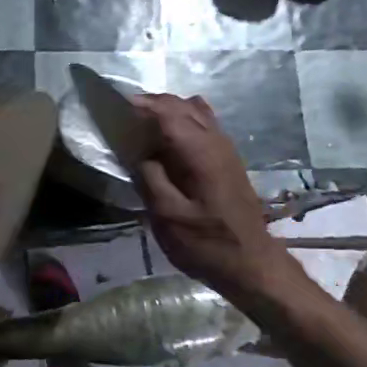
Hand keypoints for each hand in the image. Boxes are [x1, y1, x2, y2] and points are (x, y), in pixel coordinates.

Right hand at [127, 94, 293, 294]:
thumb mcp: (166, 216)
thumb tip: (139, 153)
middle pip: (183, 105)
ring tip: (143, 122)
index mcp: (200, 152)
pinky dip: (182, 121)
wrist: (251, 264)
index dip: (142, 105)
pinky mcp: (228, 161)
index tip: (115, 103)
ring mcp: (226, 150)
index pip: (168, 113)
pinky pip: (204, 125)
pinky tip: (166, 140)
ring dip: (169, 110)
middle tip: (124, 112)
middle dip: (154, 103)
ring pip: (197, 112)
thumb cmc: (206, 243)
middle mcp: (216, 142)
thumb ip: (150, 178)